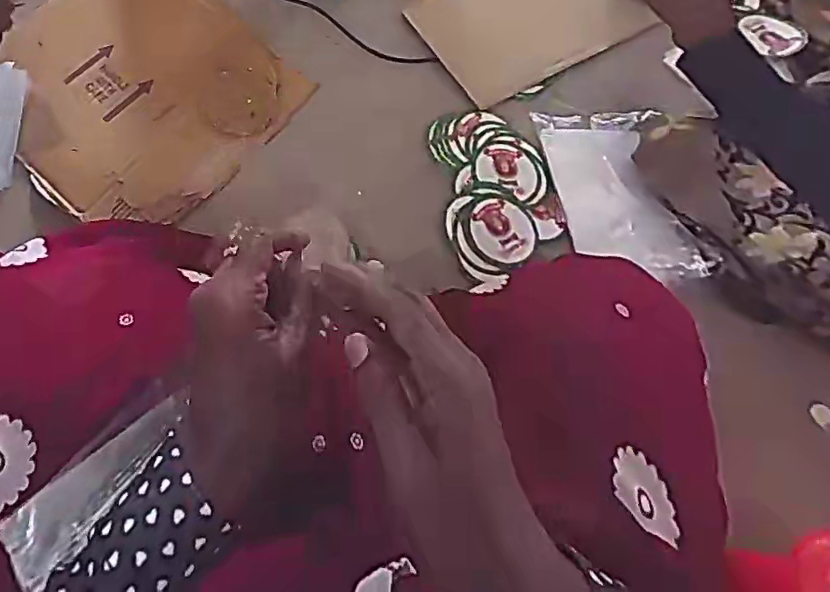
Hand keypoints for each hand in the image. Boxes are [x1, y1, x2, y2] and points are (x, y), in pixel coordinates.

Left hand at [181, 227, 314, 519]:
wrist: (222, 461)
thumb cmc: (266, 406)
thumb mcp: (296, 347)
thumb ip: (302, 297)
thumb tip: (304, 264)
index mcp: (230, 293)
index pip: (259, 244)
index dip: (287, 240)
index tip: (312, 246)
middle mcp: (207, 291)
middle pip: (246, 257)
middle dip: (278, 266)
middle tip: (309, 287)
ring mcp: (199, 309)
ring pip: (238, 275)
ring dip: (266, 283)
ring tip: (297, 305)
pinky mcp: (201, 326)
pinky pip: (230, 295)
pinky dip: (253, 298)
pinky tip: (276, 320)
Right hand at [318, 262, 587, 591]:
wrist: (505, 561)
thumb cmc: (450, 521)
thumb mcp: (404, 464)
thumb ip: (380, 396)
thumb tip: (352, 336)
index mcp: (448, 375)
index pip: (401, 311)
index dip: (361, 285)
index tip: (324, 267)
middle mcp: (461, 363)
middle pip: (413, 306)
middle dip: (369, 284)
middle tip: (326, 271)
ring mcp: (464, 374)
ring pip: (419, 320)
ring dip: (380, 300)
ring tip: (340, 285)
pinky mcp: (461, 389)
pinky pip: (423, 343)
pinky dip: (392, 326)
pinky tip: (368, 326)